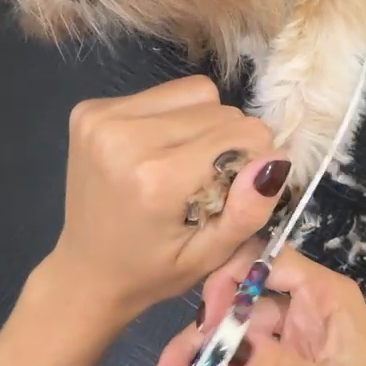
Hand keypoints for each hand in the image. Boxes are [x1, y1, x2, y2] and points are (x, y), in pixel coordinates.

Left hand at [43, 76, 289, 319]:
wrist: (87, 272)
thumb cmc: (153, 272)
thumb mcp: (209, 258)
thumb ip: (246, 212)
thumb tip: (278, 159)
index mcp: (157, 178)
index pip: (243, 133)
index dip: (253, 161)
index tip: (236, 192)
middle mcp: (125, 135)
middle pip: (221, 110)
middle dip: (230, 144)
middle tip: (207, 185)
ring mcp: (103, 117)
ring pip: (196, 93)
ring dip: (205, 125)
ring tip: (184, 166)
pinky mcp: (91, 107)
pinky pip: (164, 94)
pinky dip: (176, 119)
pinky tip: (159, 153)